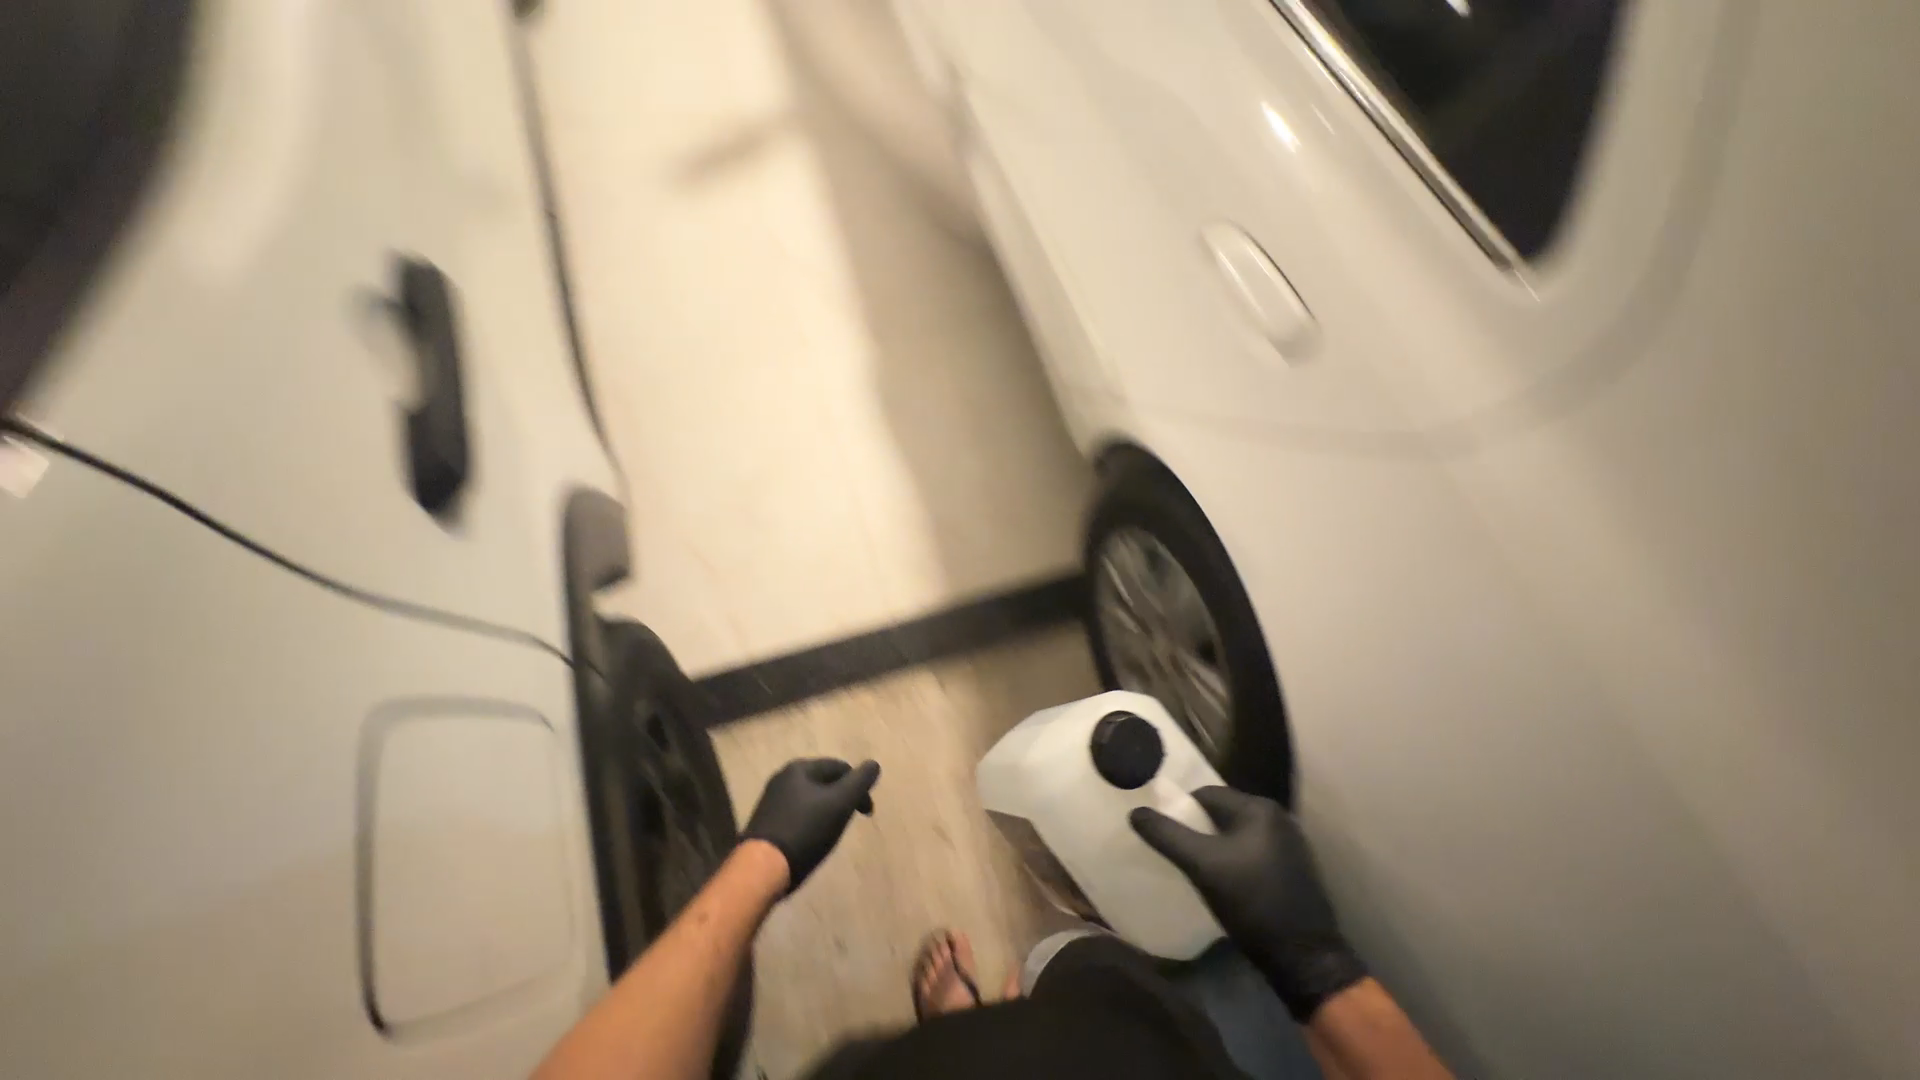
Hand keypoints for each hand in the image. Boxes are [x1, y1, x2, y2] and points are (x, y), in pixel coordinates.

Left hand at [740, 758, 880, 892]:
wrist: (763, 868)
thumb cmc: (806, 830)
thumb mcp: (840, 803)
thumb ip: (859, 782)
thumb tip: (874, 765)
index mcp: (800, 768)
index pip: (840, 767)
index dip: (859, 786)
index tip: (867, 812)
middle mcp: (782, 778)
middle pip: (823, 782)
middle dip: (841, 798)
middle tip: (851, 820)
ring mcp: (771, 800)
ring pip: (810, 799)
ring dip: (826, 810)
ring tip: (834, 831)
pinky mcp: (766, 822)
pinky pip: (797, 814)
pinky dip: (810, 822)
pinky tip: (813, 838)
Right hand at [1131, 787, 1365, 1020]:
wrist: (1303, 957)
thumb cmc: (1251, 902)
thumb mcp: (1202, 866)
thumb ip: (1167, 835)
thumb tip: (1136, 812)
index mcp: (1259, 808)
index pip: (1205, 794)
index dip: (1180, 811)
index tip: (1164, 834)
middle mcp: (1278, 818)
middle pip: (1221, 813)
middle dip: (1197, 830)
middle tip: (1177, 853)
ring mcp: (1289, 844)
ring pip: (1236, 834)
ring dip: (1215, 847)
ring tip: (1197, 869)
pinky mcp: (1293, 868)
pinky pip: (1252, 852)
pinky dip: (1234, 860)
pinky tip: (1225, 883)